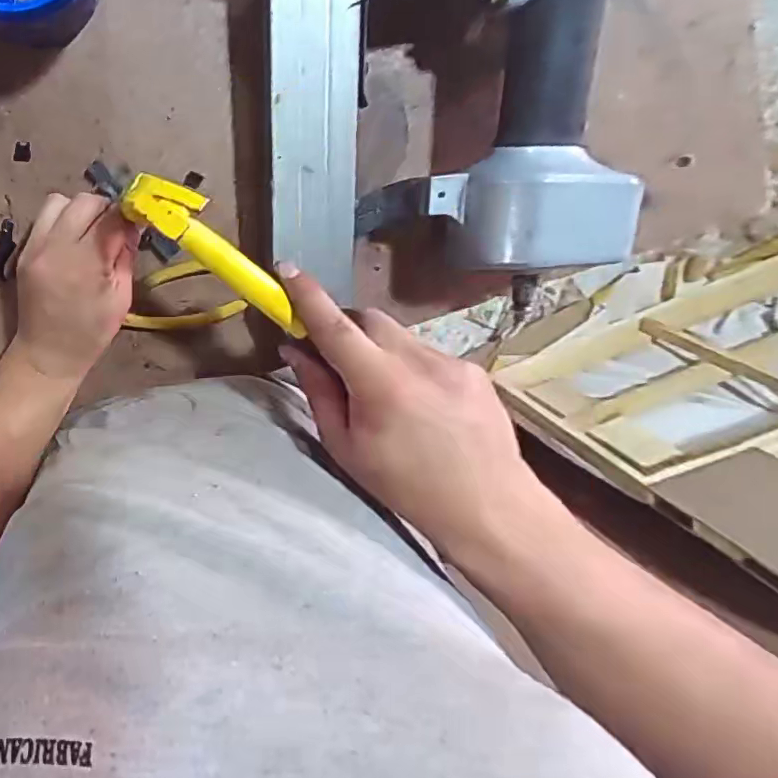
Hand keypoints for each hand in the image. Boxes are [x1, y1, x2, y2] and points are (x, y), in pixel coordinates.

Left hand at [8, 193, 138, 383]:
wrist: (47, 353)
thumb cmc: (91, 332)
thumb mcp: (122, 297)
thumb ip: (125, 255)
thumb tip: (132, 225)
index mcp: (85, 262)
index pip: (111, 217)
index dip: (129, 212)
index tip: (138, 218)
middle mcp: (55, 247)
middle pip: (84, 201)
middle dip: (105, 208)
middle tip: (115, 227)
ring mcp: (34, 246)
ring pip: (59, 201)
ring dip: (79, 209)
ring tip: (90, 231)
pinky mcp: (24, 250)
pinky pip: (44, 217)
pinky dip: (62, 220)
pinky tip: (72, 241)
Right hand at [277, 265, 554, 557]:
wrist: (490, 507)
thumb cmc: (407, 486)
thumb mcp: (347, 447)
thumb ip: (319, 391)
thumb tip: (295, 350)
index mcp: (380, 383)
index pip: (334, 325)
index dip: (306, 294)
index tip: (287, 269)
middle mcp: (417, 360)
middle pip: (368, 319)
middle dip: (345, 328)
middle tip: (334, 359)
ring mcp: (450, 360)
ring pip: (398, 336)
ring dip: (379, 351)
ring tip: (386, 397)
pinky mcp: (472, 368)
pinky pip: (427, 353)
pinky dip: (410, 367)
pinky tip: (421, 406)